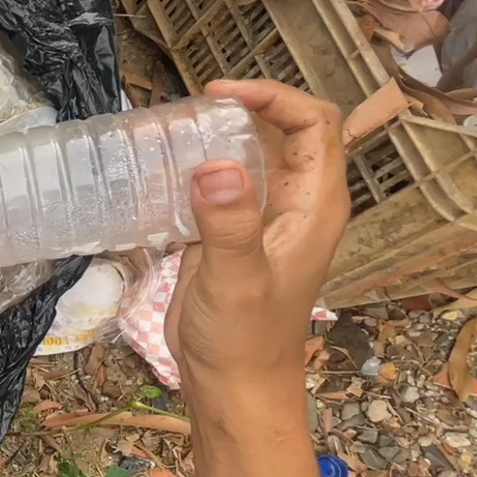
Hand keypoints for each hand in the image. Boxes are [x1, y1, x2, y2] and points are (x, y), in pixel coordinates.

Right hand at [165, 80, 349, 399]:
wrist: (231, 382)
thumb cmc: (241, 337)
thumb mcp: (235, 281)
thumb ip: (229, 225)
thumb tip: (214, 165)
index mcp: (313, 207)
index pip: (313, 127)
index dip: (274, 98)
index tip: (217, 93)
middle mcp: (294, 205)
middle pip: (289, 133)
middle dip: (248, 108)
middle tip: (189, 107)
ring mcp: (262, 220)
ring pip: (254, 157)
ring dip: (221, 135)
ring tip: (172, 128)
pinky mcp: (230, 235)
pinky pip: (223, 185)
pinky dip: (198, 167)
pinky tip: (163, 169)